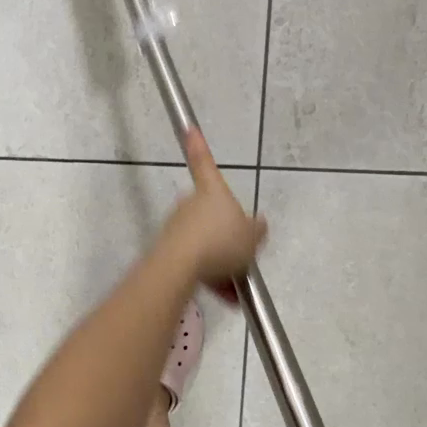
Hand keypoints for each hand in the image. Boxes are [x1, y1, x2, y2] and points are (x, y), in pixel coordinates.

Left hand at [160, 128, 266, 294]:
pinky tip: (226, 299)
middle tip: (241, 260)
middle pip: (213, 217)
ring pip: (206, 244)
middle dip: (227, 239)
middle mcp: (191, 205)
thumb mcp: (252, 238)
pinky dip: (210, 277)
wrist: (180, 266)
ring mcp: (177, 227)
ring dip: (221, 265)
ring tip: (235, 288)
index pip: (204, 163)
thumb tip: (257, 225)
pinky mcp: (168, 249)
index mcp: (212, 192)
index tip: (188, 127)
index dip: (198, 145)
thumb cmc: (222, 242)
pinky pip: (196, 262)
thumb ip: (256, 231)